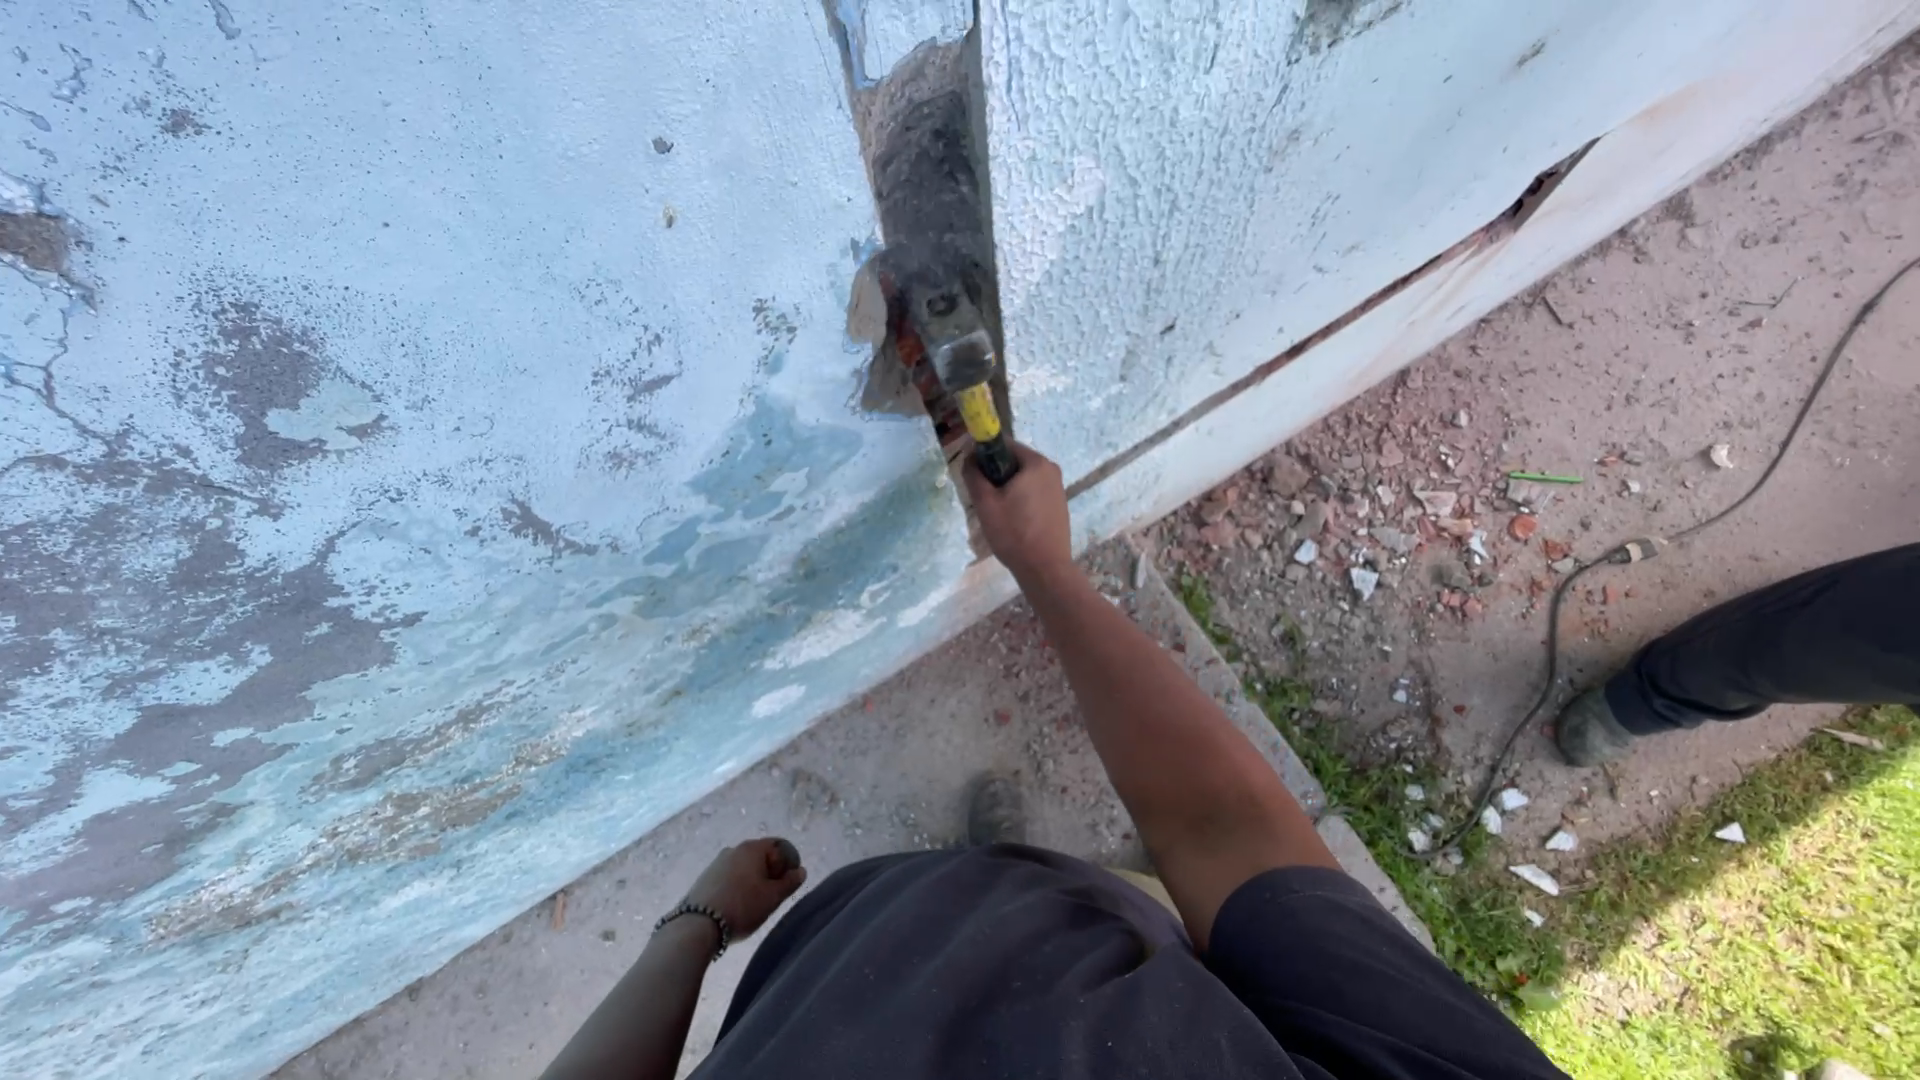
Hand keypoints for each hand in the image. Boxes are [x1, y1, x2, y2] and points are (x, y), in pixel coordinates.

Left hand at [682, 838, 806, 938]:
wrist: (697, 925)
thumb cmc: (742, 907)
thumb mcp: (772, 898)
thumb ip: (790, 882)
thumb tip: (800, 870)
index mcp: (753, 848)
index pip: (779, 846)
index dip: (788, 862)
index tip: (788, 883)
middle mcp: (734, 849)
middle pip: (760, 856)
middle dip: (770, 872)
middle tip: (773, 895)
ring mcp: (716, 863)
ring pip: (743, 867)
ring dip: (752, 880)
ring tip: (753, 903)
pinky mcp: (704, 878)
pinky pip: (728, 877)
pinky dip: (736, 886)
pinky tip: (735, 905)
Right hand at [964, 441, 1071, 582]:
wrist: (1045, 568)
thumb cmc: (1013, 533)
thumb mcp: (985, 503)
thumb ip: (974, 474)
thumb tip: (969, 457)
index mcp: (1036, 463)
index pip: (1004, 444)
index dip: (984, 455)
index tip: (973, 475)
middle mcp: (1051, 469)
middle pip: (1015, 461)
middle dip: (996, 474)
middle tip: (983, 498)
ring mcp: (1058, 488)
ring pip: (1024, 478)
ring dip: (1007, 488)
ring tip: (997, 513)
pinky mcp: (1059, 505)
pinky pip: (1034, 492)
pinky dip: (1021, 499)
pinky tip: (1014, 521)